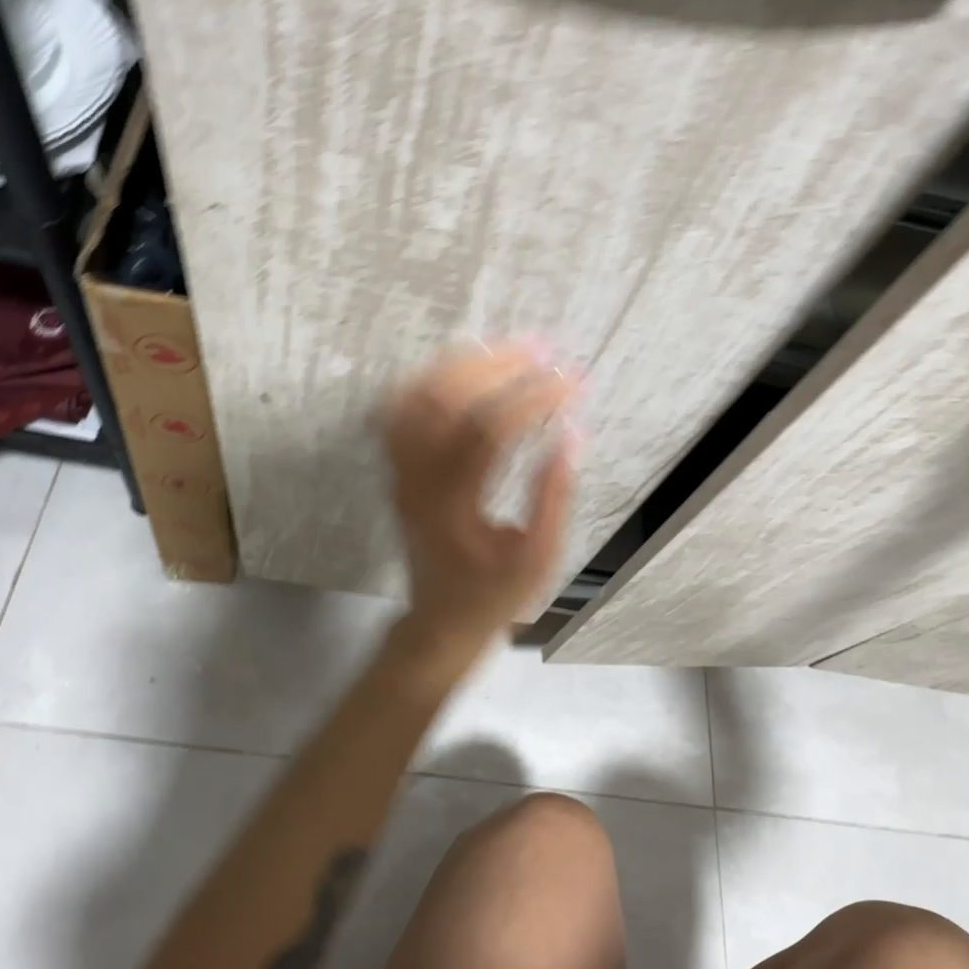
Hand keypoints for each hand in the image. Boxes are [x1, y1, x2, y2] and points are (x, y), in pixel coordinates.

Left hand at [382, 345, 576, 650]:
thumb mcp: (537, 559)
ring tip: (509, 349)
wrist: (439, 619)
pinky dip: (428, 380)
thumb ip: (553, 497)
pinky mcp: (396, 469)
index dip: (532, 397)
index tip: (572, 381)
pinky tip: (461, 369)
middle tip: (544, 349)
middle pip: (447, 400)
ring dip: (463, 364)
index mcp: (454, 507)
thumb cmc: (493, 596)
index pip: (488, 431)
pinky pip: (398, 410)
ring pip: (416, 397)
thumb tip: (572, 434)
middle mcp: (417, 482)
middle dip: (499, 365)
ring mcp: (400, 473)